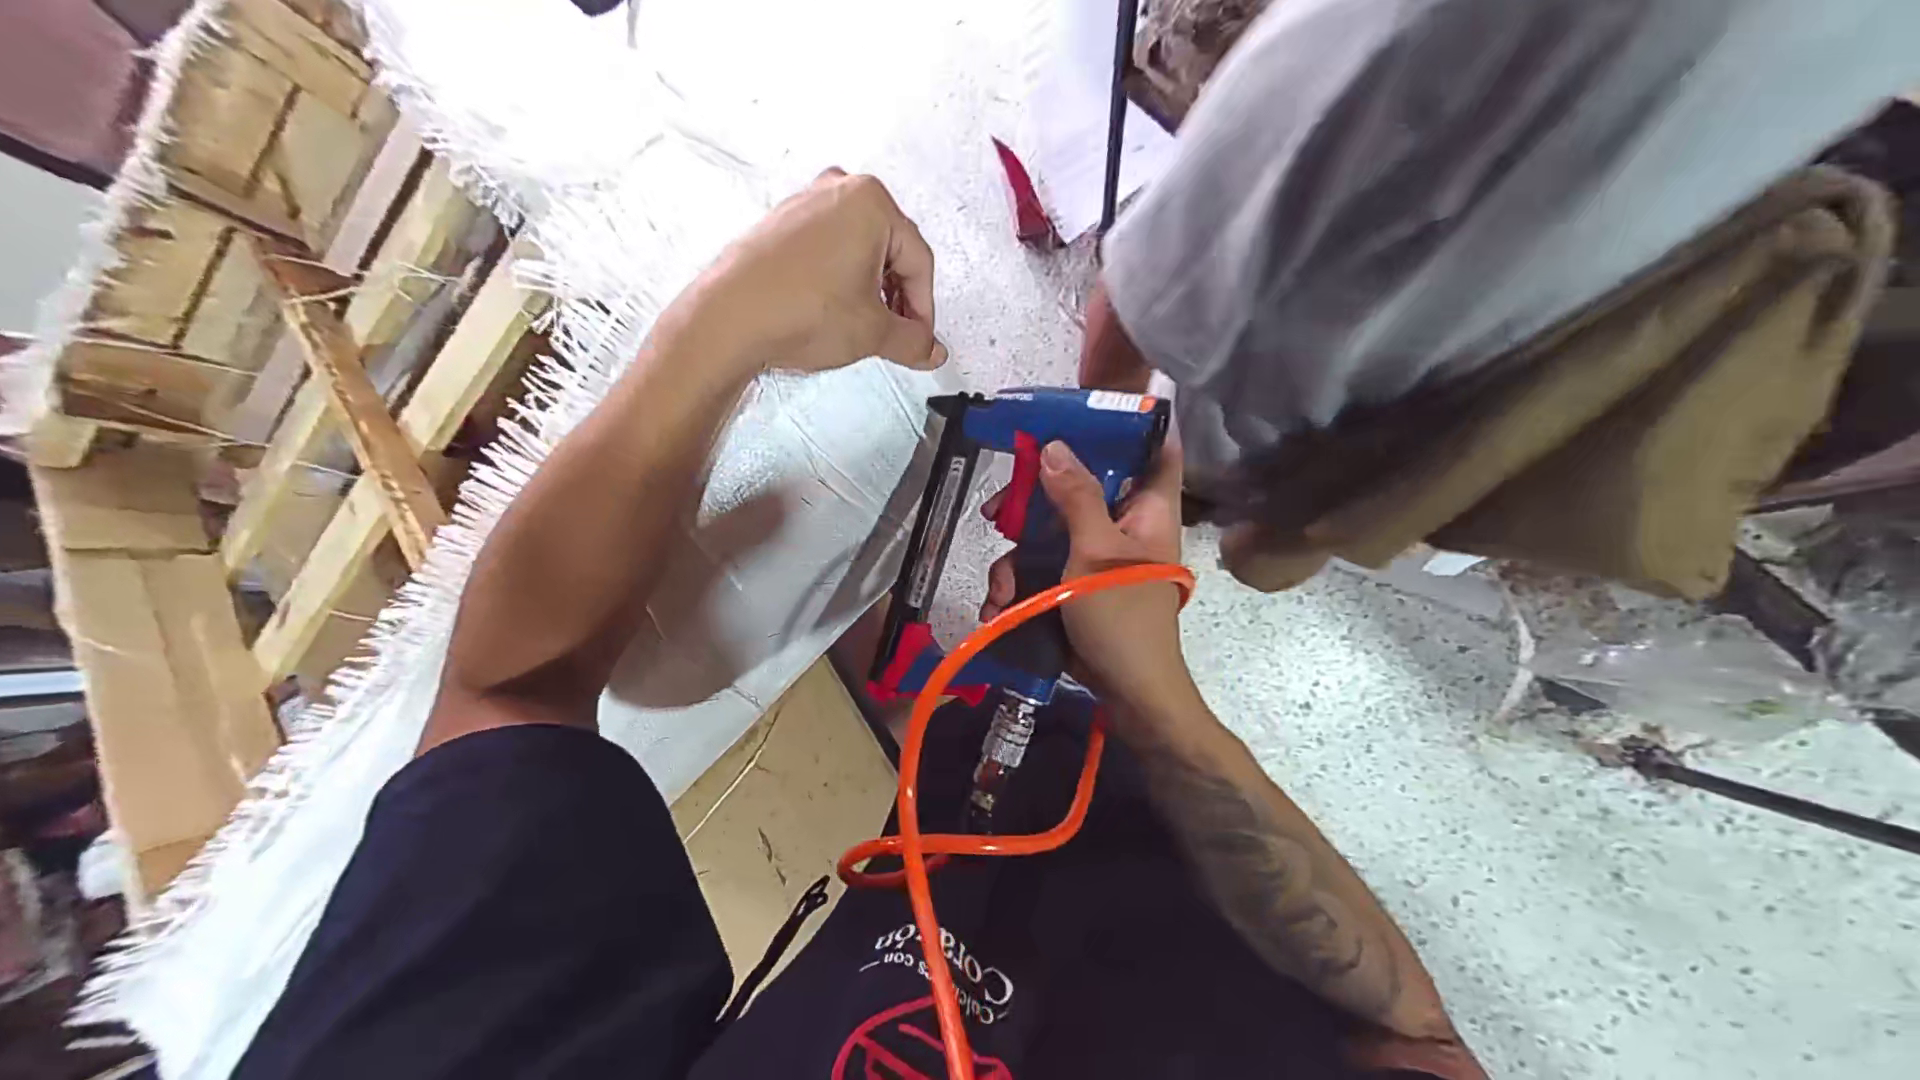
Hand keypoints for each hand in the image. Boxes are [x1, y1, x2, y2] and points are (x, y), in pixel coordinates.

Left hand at [658, 169, 947, 375]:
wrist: (729, 320)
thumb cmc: (795, 310)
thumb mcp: (873, 333)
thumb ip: (912, 341)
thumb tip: (929, 348)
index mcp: (871, 202)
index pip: (919, 262)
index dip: (925, 309)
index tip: (921, 337)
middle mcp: (838, 191)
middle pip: (892, 252)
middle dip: (898, 298)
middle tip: (898, 335)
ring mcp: (806, 205)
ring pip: (860, 252)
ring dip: (872, 292)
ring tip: (866, 329)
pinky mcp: (783, 226)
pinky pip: (831, 253)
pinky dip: (843, 283)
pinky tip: (836, 314)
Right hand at [980, 437, 1188, 711]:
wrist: (1126, 691)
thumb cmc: (1122, 616)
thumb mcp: (1096, 552)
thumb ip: (1077, 497)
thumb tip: (1055, 445)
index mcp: (1148, 508)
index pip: (1152, 448)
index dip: (1126, 424)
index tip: (1081, 412)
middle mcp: (1125, 523)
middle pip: (1081, 486)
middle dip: (1035, 498)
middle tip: (1000, 506)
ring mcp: (1097, 554)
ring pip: (1051, 530)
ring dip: (1018, 555)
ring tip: (999, 586)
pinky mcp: (1074, 582)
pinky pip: (1044, 566)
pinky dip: (1021, 583)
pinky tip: (1000, 606)